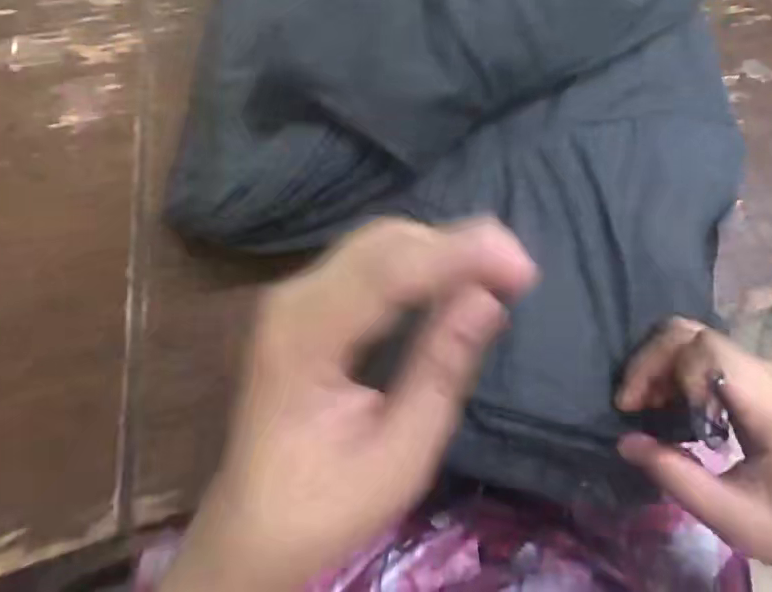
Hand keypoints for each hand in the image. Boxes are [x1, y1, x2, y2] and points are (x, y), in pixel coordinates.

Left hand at [167, 217, 537, 590]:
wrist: (250, 531)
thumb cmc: (322, 510)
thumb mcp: (397, 459)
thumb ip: (440, 371)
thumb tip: (487, 298)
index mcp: (303, 338)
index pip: (389, 273)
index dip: (459, 256)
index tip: (521, 268)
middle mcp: (295, 297)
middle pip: (386, 243)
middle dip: (457, 245)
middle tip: (518, 270)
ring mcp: (299, 292)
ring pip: (382, 241)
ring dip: (442, 247)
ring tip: (497, 269)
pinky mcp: (312, 297)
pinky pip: (374, 257)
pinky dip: (423, 257)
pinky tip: (456, 272)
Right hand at [615, 319, 771, 591]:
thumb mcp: (733, 518)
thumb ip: (676, 476)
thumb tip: (625, 441)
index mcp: (770, 402)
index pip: (706, 348)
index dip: (666, 369)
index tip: (637, 410)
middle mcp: (768, 373)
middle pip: (696, 333)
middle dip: (654, 359)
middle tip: (631, 402)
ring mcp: (768, 374)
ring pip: (701, 340)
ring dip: (665, 363)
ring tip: (646, 405)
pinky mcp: (763, 382)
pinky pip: (713, 357)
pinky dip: (682, 371)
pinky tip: (674, 408)